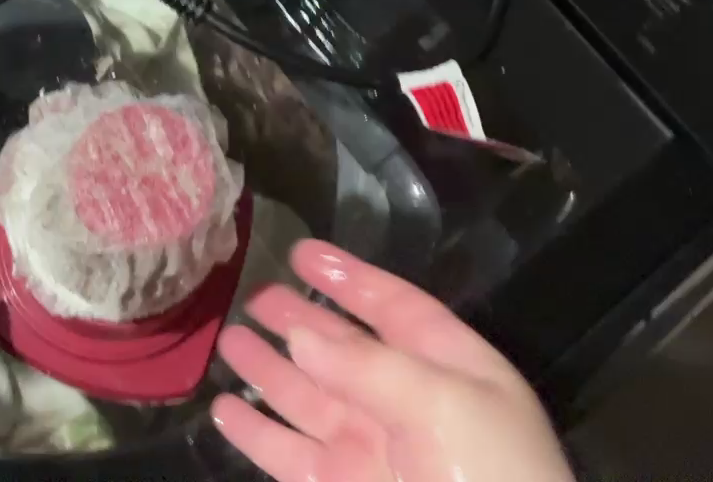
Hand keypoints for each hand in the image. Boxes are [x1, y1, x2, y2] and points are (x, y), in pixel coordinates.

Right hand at [212, 240, 573, 481]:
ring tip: (228, 340)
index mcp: (449, 370)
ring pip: (308, 398)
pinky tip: (223, 411)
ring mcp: (372, 453)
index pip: (395, 308)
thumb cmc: (488, 478)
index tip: (301, 253)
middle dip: (300, 319)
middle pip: (343, 349)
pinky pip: (288, 455)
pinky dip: (255, 434)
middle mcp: (406, 404)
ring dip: (267, 370)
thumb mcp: (446, 404)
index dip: (349, 277)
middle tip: (254, 295)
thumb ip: (369, 365)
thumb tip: (300, 337)